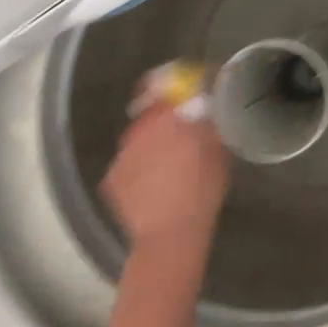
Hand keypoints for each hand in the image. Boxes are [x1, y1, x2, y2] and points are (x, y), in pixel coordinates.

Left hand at [99, 102, 228, 252]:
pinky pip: (126, 167)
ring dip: (148, 148)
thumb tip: (204, 109)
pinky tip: (150, 188)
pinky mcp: (110, 180)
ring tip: (164, 167)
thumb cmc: (202, 191)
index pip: (164, 92)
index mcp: (168, 120)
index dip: (172, 92)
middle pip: (148, 118)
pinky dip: (136, 172)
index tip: (182, 99)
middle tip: (177, 138)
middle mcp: (139, 131)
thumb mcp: (217, 153)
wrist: (170, 234)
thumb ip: (208, 126)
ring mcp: (121, 156)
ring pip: (136, 142)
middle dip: (161, 124)